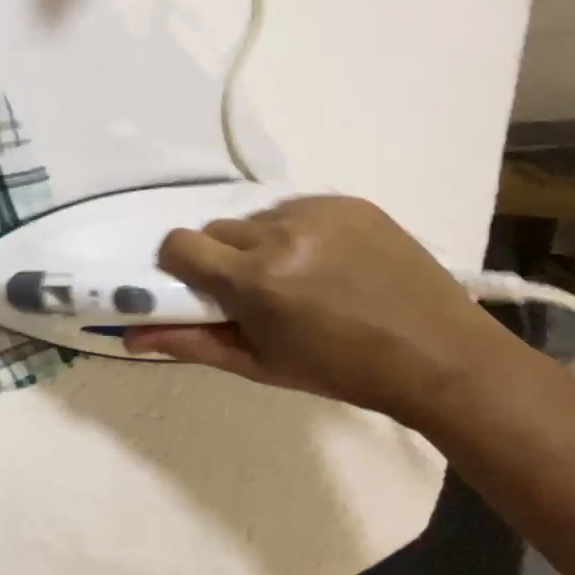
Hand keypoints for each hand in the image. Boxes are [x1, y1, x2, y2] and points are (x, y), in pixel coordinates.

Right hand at [121, 196, 524, 424]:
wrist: (446, 360)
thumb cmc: (343, 371)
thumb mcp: (260, 364)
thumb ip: (190, 342)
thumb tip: (128, 335)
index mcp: (254, 279)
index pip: (178, 244)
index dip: (183, 264)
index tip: (204, 286)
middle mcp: (278, 236)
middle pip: (216, 229)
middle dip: (227, 257)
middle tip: (260, 289)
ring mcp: (317, 214)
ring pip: (255, 219)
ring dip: (264, 243)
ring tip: (304, 275)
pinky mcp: (348, 202)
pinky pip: (296, 207)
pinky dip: (301, 231)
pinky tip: (332, 260)